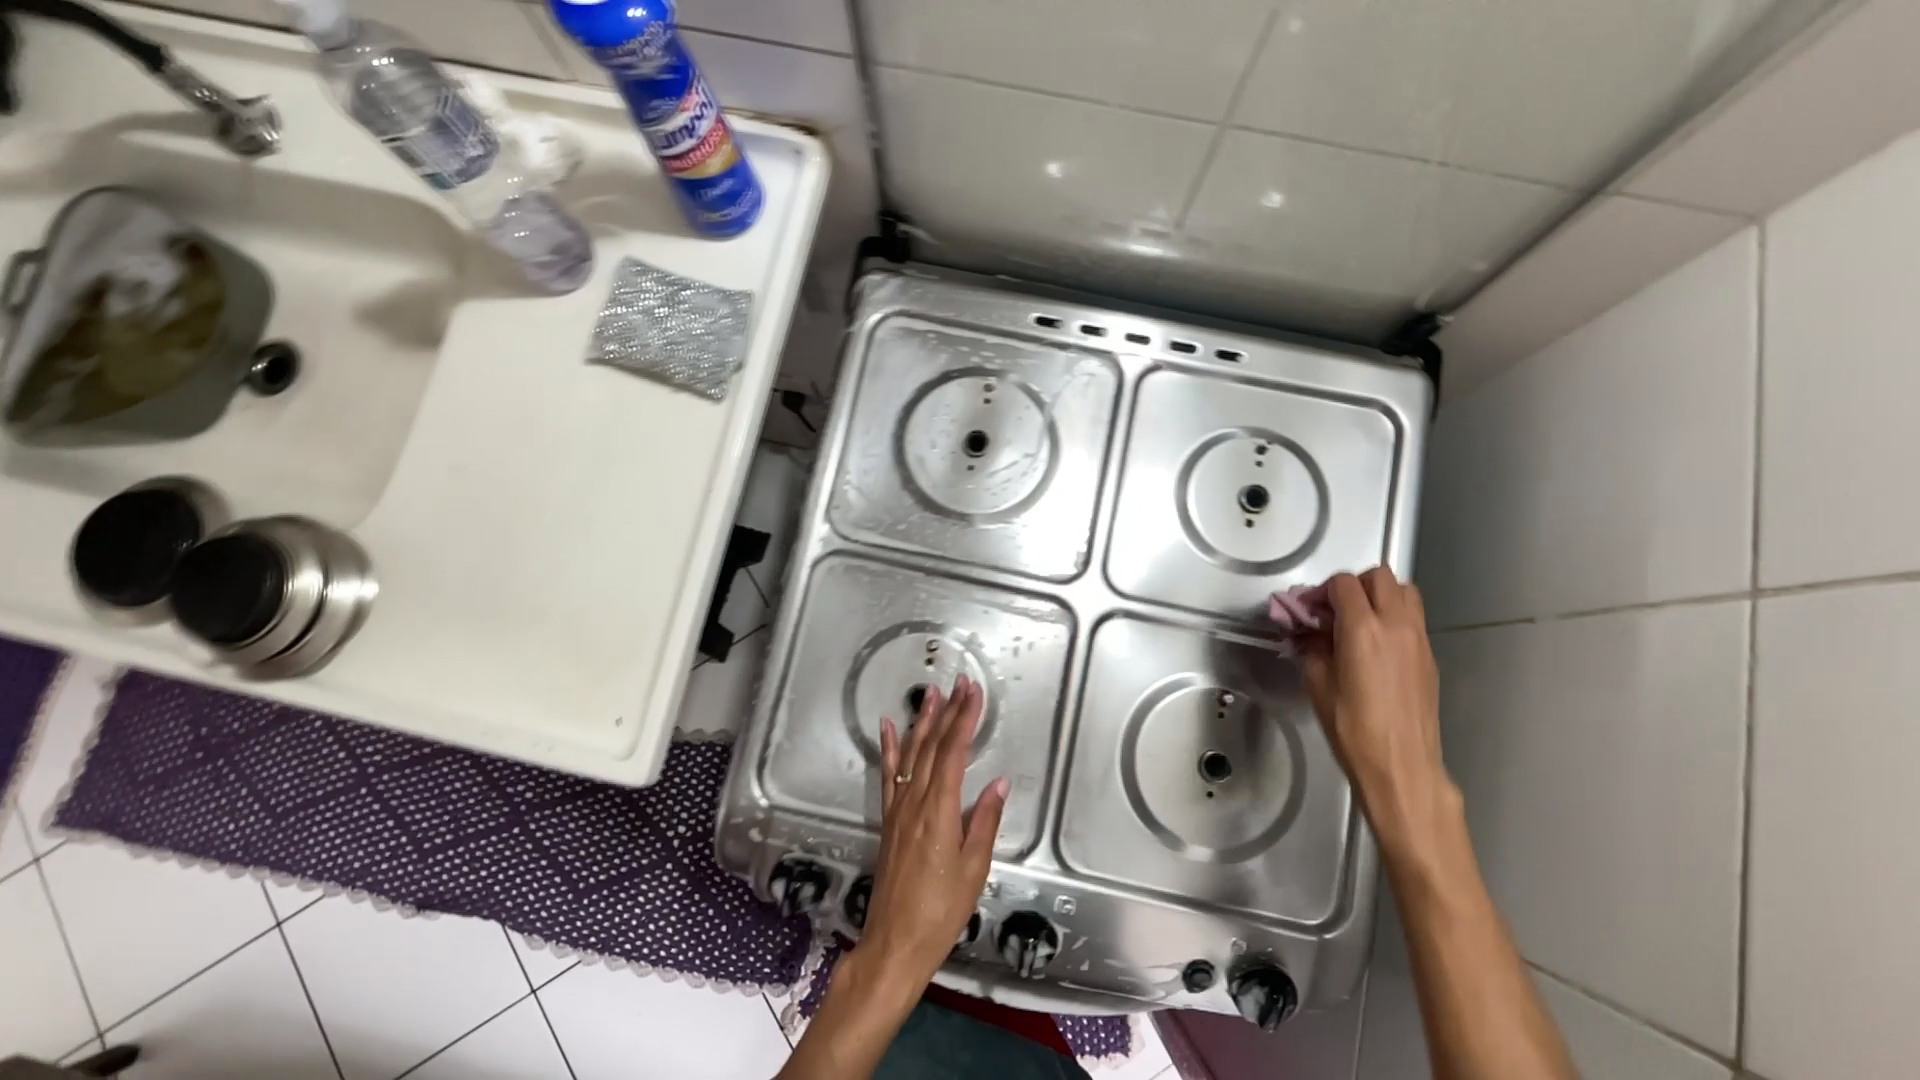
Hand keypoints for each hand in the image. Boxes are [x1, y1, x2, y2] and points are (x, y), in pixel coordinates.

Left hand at [865, 675, 1008, 991]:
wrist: (895, 941)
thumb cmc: (940, 911)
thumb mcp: (973, 870)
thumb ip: (984, 823)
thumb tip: (998, 785)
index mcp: (939, 812)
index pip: (954, 754)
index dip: (965, 720)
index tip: (974, 694)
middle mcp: (915, 803)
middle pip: (932, 747)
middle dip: (948, 713)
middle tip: (959, 684)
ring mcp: (898, 810)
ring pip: (910, 755)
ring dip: (921, 723)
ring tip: (930, 695)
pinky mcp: (889, 821)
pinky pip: (889, 776)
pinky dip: (889, 749)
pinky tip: (888, 729)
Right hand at [1298, 567, 1456, 851]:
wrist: (1401, 765)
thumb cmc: (1354, 730)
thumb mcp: (1317, 685)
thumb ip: (1312, 647)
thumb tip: (1309, 632)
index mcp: (1363, 629)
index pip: (1343, 584)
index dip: (1321, 591)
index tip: (1308, 609)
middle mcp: (1396, 625)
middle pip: (1379, 577)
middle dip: (1353, 585)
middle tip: (1333, 609)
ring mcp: (1418, 639)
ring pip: (1404, 591)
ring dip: (1378, 595)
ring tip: (1357, 621)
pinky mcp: (1429, 656)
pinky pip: (1413, 618)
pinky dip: (1393, 617)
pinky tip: (1374, 646)